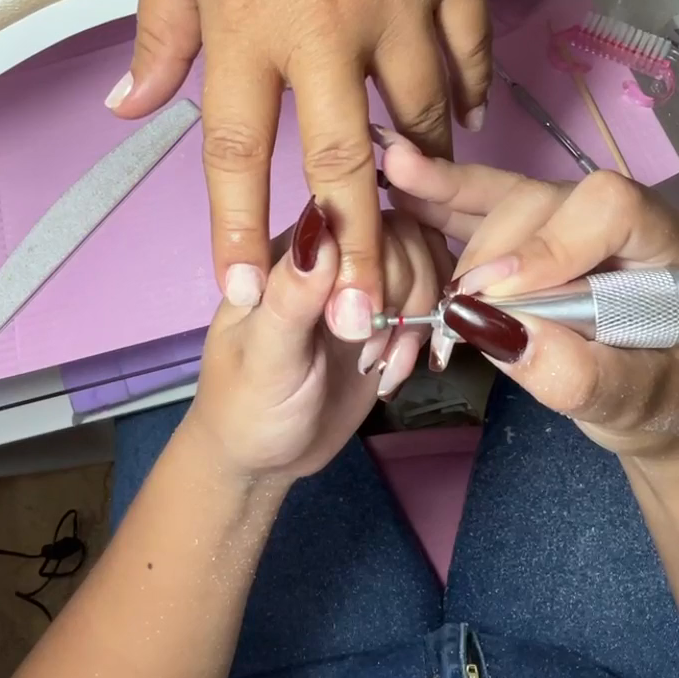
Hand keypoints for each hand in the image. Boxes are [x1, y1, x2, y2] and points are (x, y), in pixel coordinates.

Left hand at [107, 0, 492, 341]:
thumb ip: (160, 33)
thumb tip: (132, 107)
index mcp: (248, 22)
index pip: (236, 151)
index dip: (235, 230)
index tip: (243, 292)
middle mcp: (328, 25)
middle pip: (346, 161)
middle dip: (360, 248)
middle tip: (375, 314)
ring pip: (423, 113)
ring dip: (418, 168)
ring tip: (418, 203)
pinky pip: (471, 52)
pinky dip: (468, 94)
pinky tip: (460, 117)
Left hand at [189, 199, 454, 480]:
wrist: (266, 456)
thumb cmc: (248, 407)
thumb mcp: (264, 360)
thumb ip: (290, 299)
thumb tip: (320, 233)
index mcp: (291, 252)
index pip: (353, 221)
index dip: (373, 267)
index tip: (355, 328)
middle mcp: (330, 256)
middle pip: (400, 238)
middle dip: (399, 298)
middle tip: (368, 352)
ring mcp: (362, 284)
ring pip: (423, 261)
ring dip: (416, 315)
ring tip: (382, 362)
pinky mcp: (387, 313)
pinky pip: (430, 293)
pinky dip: (426, 330)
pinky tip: (394, 367)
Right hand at [380, 134, 678, 459]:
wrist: (647, 397)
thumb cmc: (651, 400)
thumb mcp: (624, 401)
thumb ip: (569, 370)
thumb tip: (489, 326)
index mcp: (666, 243)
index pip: (608, 208)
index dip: (549, 243)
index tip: (500, 295)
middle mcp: (621, 212)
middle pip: (546, 199)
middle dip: (493, 252)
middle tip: (459, 307)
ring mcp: (572, 213)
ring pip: (506, 194)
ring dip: (455, 225)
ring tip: (422, 260)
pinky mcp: (534, 225)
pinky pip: (486, 200)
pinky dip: (442, 196)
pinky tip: (403, 182)